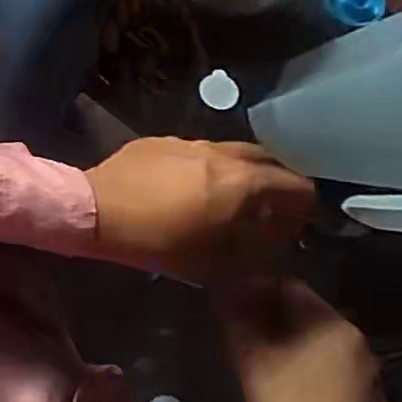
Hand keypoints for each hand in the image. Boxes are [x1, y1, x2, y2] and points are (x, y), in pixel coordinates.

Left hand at [83, 138, 316, 278]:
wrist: (96, 211)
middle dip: (276, 182)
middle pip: (266, 159)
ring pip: (229, 151)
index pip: (297, 185)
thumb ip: (258, 246)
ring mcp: (185, 142)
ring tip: (228, 196)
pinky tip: (188, 184)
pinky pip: (194, 149)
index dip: (305, 207)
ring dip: (239, 170)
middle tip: (270, 207)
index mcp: (242, 180)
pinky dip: (204, 165)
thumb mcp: (217, 260)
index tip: (298, 224)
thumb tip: (279, 235)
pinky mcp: (156, 141)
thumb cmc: (157, 240)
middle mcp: (219, 153)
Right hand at [215, 278, 381, 401]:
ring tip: (254, 345)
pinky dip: (303, 356)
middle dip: (268, 310)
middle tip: (237, 319)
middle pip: (306, 311)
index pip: (289, 286)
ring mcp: (368, 371)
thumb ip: (234, 316)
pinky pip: (329, 360)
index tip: (229, 296)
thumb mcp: (248, 354)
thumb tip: (220, 290)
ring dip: (284, 334)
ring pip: (317, 337)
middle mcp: (359, 341)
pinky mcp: (367, 396)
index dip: (254, 286)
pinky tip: (281, 373)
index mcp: (335, 324)